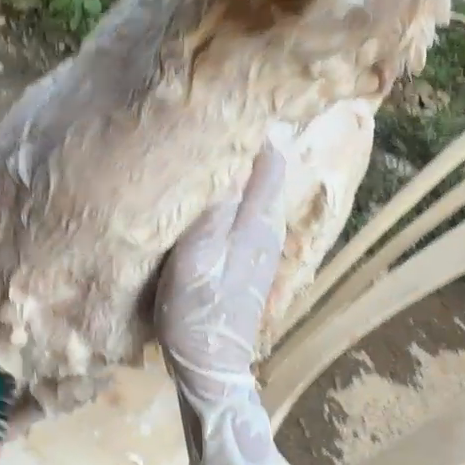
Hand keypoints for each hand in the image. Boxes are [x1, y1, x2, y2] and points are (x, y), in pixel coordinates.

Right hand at [156, 132, 300, 464]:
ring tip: (219, 139)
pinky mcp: (250, 260)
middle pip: (269, 171)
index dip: (262, 128)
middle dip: (255, 140)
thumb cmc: (196, 314)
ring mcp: (261, 246)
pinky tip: (218, 186)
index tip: (241, 97)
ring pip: (259, 189)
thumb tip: (230, 161)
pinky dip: (238, 190)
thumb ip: (211, 212)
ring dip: (244, 165)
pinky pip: (248, 209)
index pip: (270, 160)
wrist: (211, 367)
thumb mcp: (194, 261)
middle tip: (228, 110)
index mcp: (256, 223)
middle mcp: (267, 228)